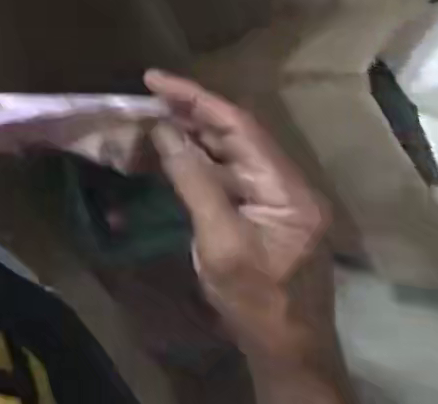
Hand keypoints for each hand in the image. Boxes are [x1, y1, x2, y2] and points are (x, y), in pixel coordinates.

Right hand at [144, 71, 346, 393]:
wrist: (289, 358)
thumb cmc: (256, 302)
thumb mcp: (220, 241)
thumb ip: (193, 179)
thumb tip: (162, 129)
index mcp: (287, 189)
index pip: (238, 125)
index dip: (194, 97)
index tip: (154, 79)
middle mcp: (288, 184)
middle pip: (236, 132)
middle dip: (191, 109)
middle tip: (149, 93)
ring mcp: (278, 198)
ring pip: (231, 149)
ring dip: (193, 130)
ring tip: (154, 114)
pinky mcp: (264, 212)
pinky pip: (228, 171)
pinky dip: (198, 156)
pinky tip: (172, 150)